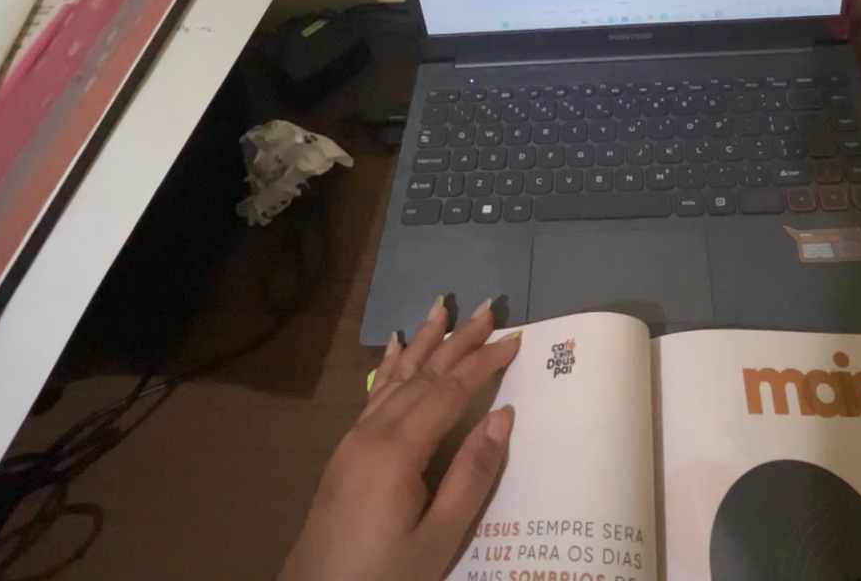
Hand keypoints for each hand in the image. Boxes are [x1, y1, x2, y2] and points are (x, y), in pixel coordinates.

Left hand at [279, 299, 520, 580]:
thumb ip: (472, 474)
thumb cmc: (382, 576)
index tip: (514, 339)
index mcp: (399, 449)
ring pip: (398, 375)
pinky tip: (395, 344)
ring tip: (441, 306)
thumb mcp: (438, 539)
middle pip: (425, 373)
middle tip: (486, 308)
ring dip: (424, 340)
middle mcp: (375, 430)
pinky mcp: (347, 448)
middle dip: (458, 340)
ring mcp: (355, 437)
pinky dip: (390, 364)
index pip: (451, 390)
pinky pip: (375, 392)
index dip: (483, 362)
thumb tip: (503, 414)